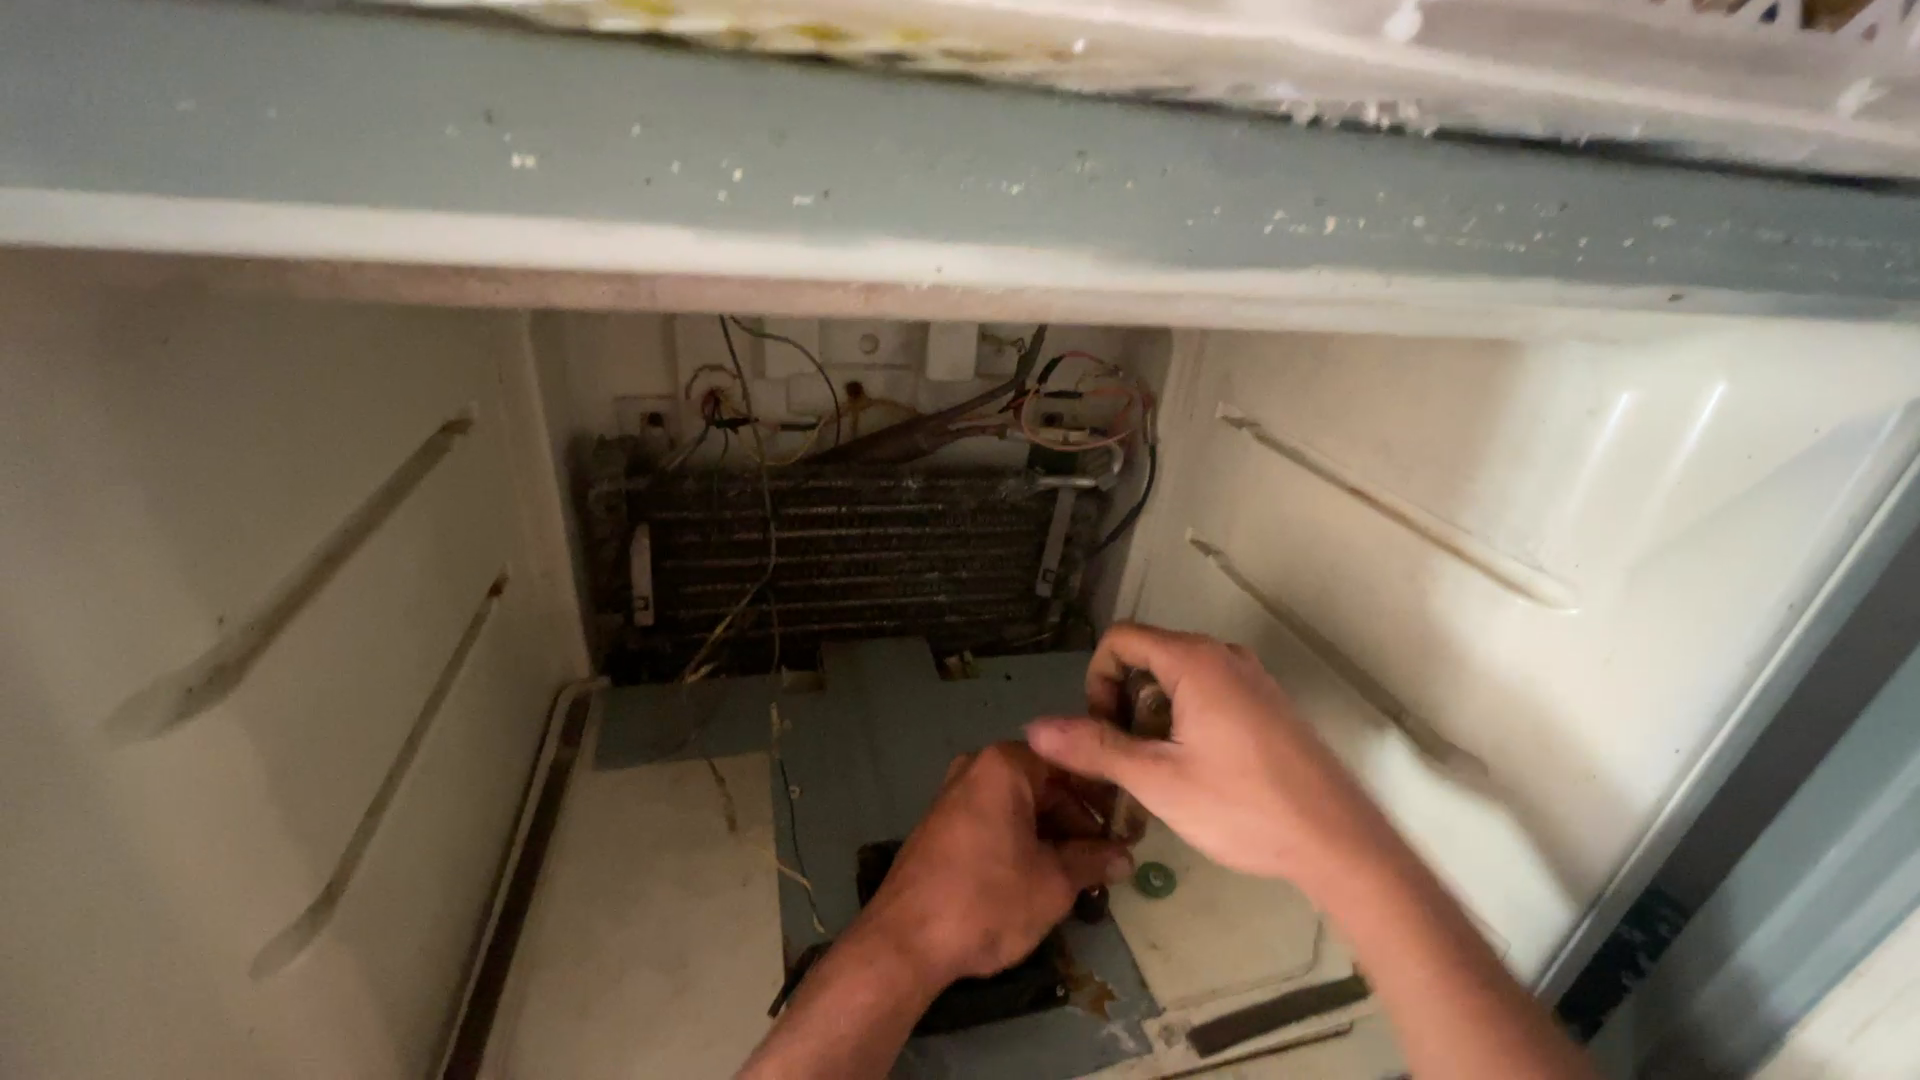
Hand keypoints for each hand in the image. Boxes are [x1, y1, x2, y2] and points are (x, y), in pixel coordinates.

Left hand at [853, 742, 1132, 987]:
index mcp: (1005, 765)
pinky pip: (993, 821)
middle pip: (1042, 785)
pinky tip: (1038, 878)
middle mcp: (975, 768)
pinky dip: (1020, 842)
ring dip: (1050, 836)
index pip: (1070, 766)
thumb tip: (1126, 857)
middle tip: (1106, 859)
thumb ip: (1093, 862)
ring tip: (1078, 875)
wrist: (905, 941)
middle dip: (1076, 822)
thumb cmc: (988, 900)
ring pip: (1018, 807)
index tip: (1127, 830)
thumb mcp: (1053, 883)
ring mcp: (953, 795)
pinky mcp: (940, 826)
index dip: (1102, 800)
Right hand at [1025, 622, 1395, 890]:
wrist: (1338, 843)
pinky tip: (1199, 772)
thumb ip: (1094, 748)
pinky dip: (1185, 721)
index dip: (1096, 681)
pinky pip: (1208, 695)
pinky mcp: (1267, 705)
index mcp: (1195, 661)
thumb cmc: (1242, 807)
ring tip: (1162, 773)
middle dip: (1124, 704)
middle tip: (1129, 760)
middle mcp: (1224, 656)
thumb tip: (1035, 727)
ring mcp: (1251, 679)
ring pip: (1177, 680)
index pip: (1120, 640)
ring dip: (1153, 717)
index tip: (1102, 731)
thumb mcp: (1157, 780)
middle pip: (1148, 658)